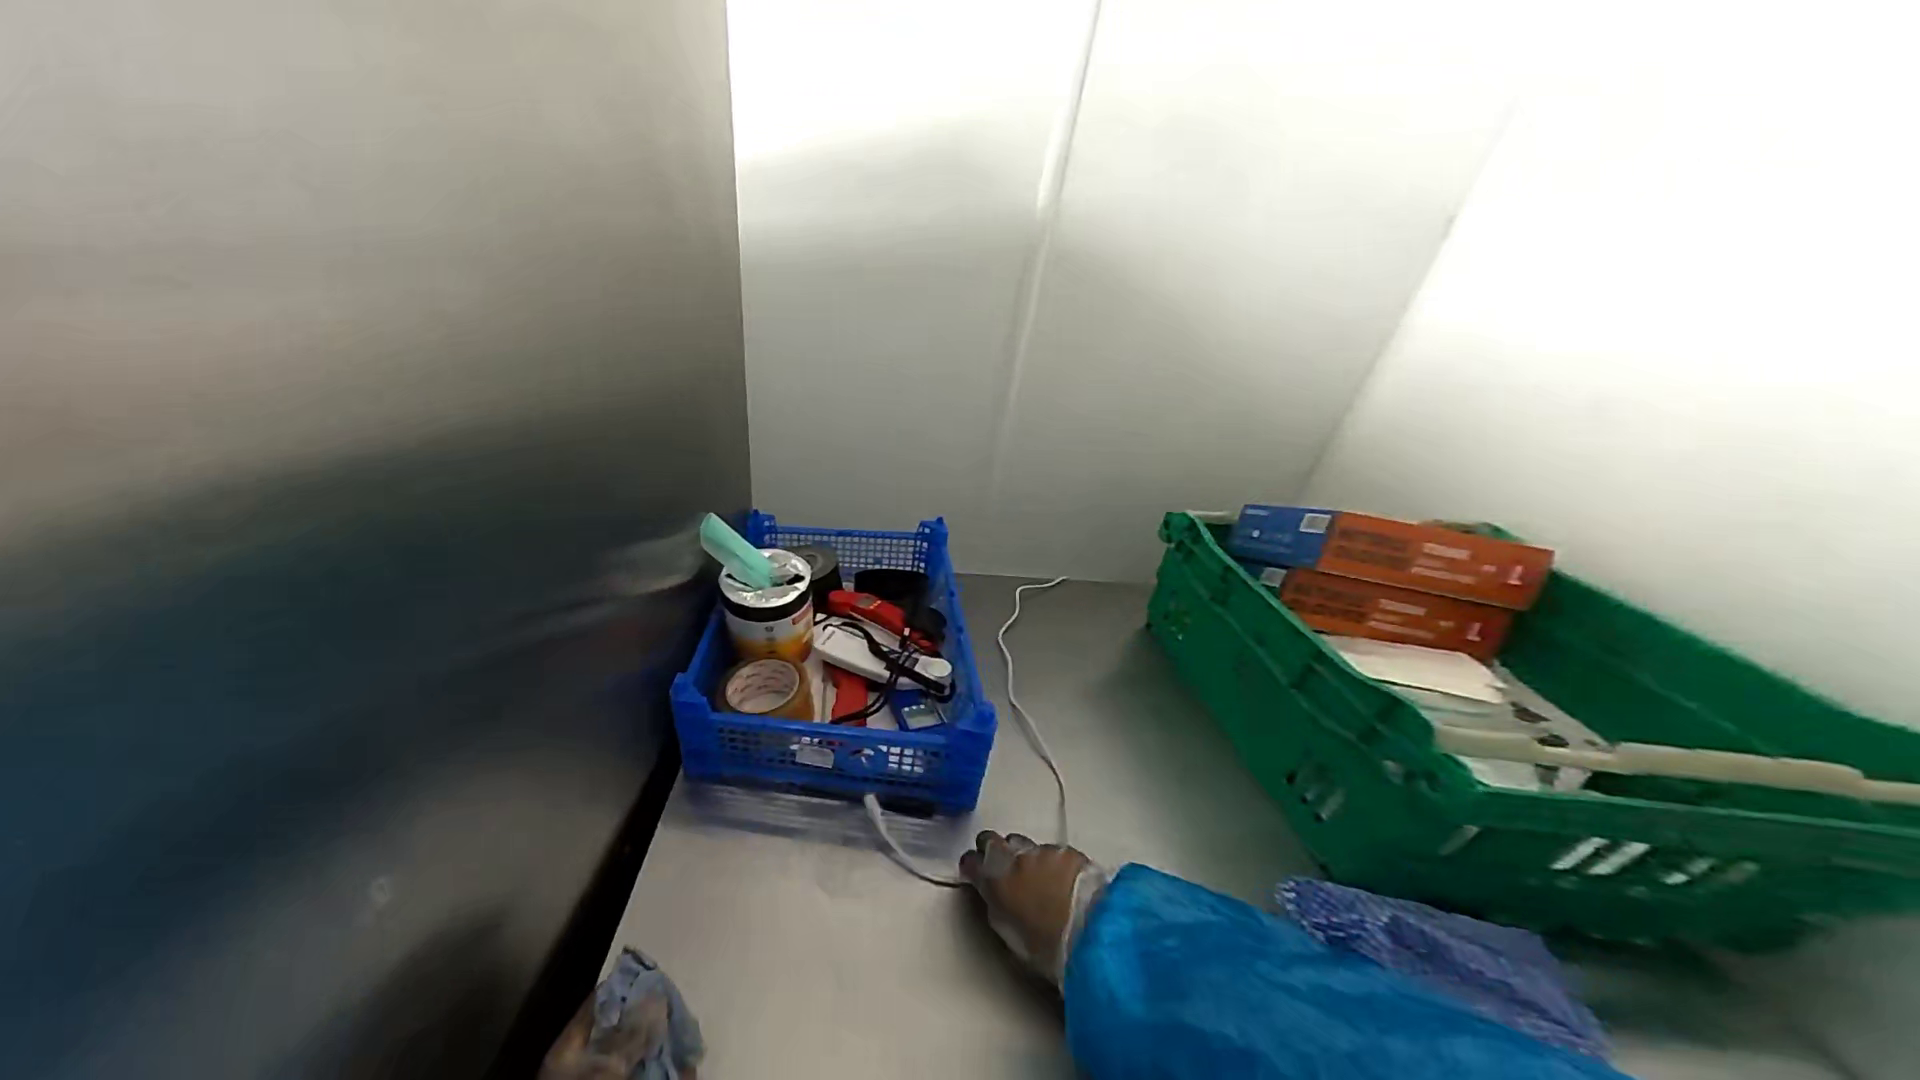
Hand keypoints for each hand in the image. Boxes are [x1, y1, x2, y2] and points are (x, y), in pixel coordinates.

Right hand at [958, 831, 1107, 984]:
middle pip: (993, 841)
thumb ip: (998, 911)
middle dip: (993, 848)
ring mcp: (1041, 852)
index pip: (971, 862)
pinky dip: (1051, 861)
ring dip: (1025, 856)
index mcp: (995, 883)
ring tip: (1036, 876)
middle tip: (1000, 863)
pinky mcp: (1066, 851)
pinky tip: (1062, 879)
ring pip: (1023, 844)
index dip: (971, 866)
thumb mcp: (1012, 938)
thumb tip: (997, 901)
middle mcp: (1014, 860)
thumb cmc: (1051, 949)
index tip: (973, 869)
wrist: (1093, 933)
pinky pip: (1051, 850)